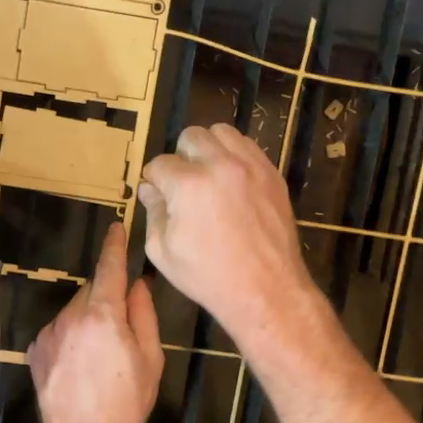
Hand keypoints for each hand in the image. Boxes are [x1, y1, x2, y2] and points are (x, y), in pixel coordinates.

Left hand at [27, 224, 163, 422]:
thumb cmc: (126, 404)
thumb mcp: (150, 360)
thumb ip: (143, 315)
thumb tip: (138, 285)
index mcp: (103, 315)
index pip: (109, 268)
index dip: (115, 246)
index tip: (117, 228)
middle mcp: (70, 316)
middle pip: (92, 291)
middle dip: (107, 300)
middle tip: (123, 334)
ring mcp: (48, 333)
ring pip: (74, 311)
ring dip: (88, 321)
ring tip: (101, 359)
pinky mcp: (34, 350)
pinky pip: (59, 331)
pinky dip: (71, 338)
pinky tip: (80, 367)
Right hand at [139, 124, 320, 348]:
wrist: (265, 290)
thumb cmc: (207, 276)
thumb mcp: (163, 252)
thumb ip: (153, 212)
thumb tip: (150, 189)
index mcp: (188, 185)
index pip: (160, 164)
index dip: (154, 180)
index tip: (157, 195)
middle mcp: (220, 165)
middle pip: (191, 137)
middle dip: (180, 157)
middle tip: (182, 184)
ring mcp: (251, 166)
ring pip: (222, 132)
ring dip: (209, 148)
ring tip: (207, 175)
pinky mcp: (272, 174)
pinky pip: (248, 146)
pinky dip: (234, 155)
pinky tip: (230, 181)